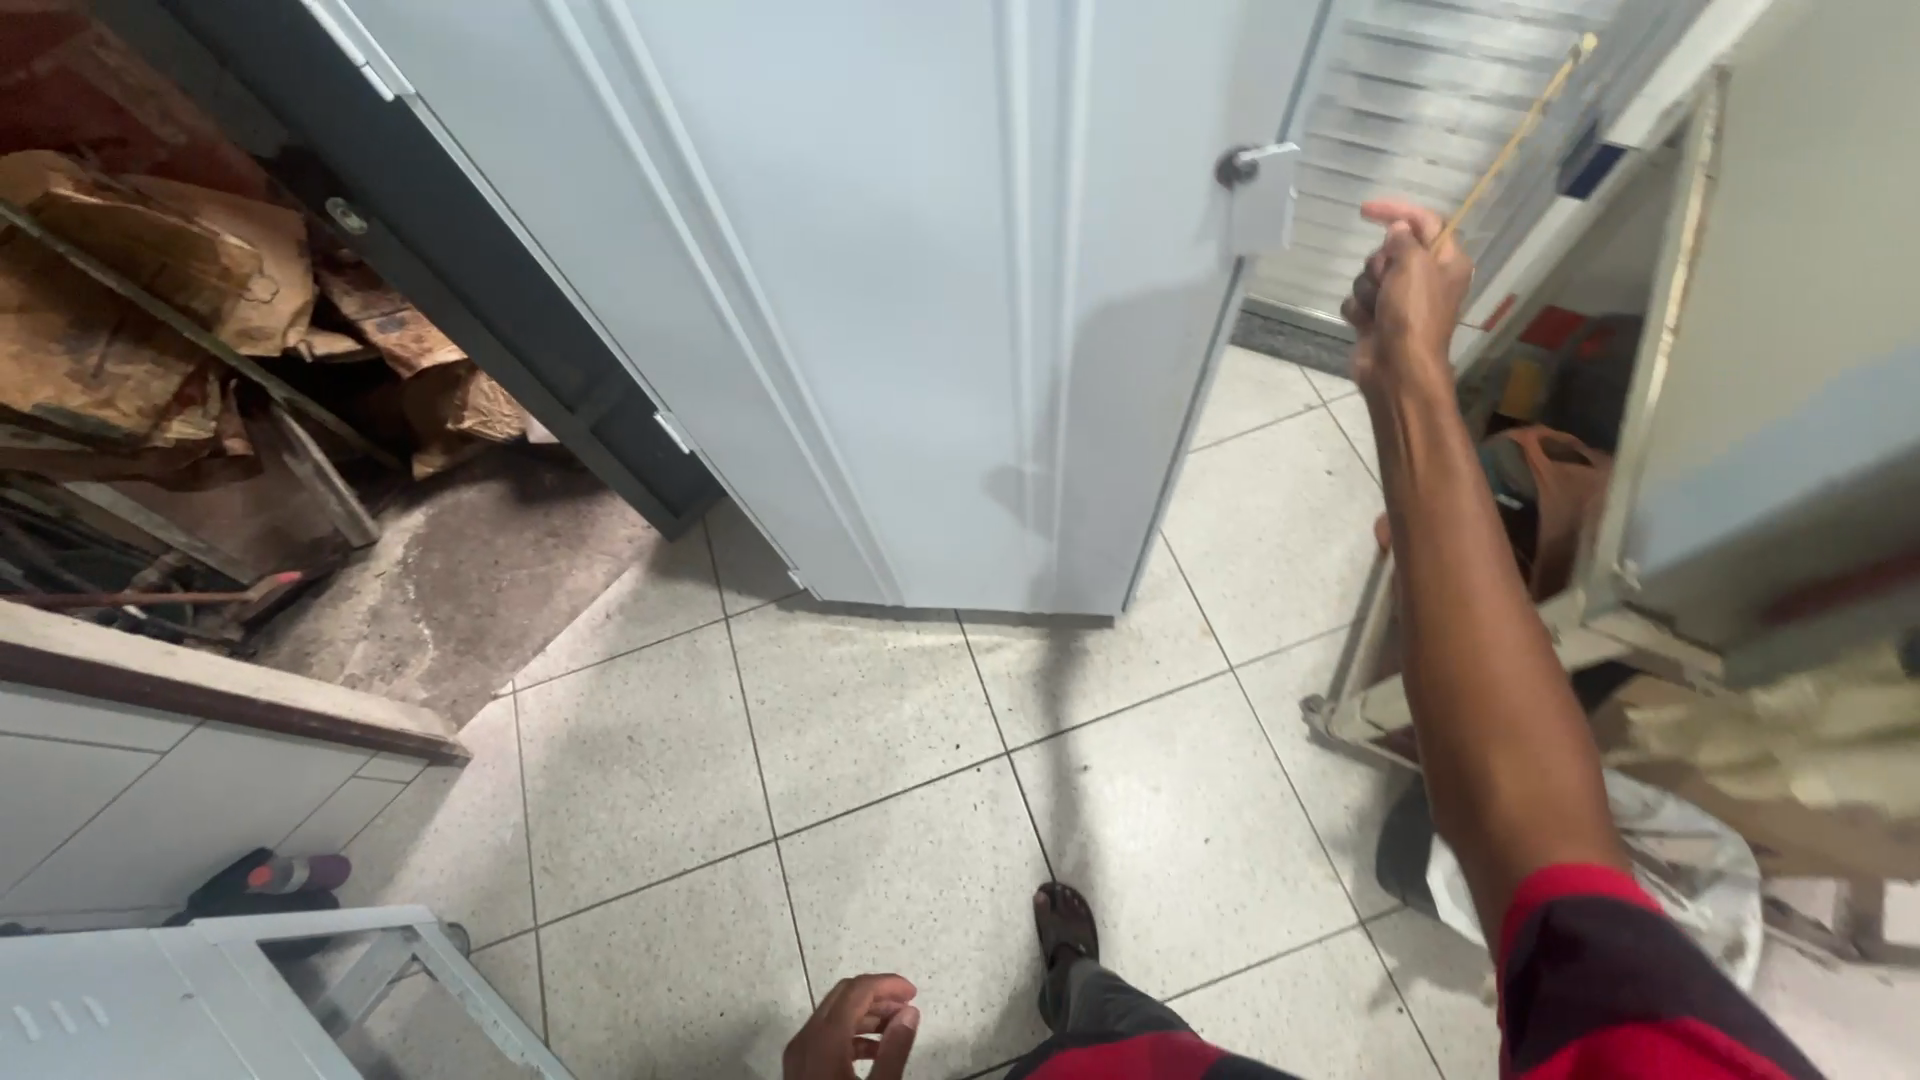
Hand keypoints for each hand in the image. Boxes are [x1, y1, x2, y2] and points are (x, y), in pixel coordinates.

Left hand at [783, 974, 919, 1079]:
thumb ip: (895, 1050)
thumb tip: (909, 1012)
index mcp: (824, 1039)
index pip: (857, 990)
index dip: (887, 984)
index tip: (914, 993)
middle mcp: (806, 1038)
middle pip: (844, 996)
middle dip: (878, 996)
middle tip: (907, 1007)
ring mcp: (798, 1054)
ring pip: (834, 1014)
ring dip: (867, 1014)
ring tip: (896, 1028)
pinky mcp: (799, 1069)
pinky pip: (826, 1035)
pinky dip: (852, 1033)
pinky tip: (875, 1051)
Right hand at [1341, 199, 1473, 395]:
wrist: (1397, 368)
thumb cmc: (1413, 315)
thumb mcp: (1414, 266)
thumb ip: (1404, 241)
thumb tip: (1396, 231)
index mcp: (1446, 261)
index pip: (1423, 222)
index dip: (1396, 211)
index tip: (1365, 210)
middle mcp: (1424, 278)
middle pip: (1389, 251)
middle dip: (1379, 264)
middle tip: (1386, 281)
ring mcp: (1398, 300)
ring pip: (1368, 277)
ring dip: (1366, 290)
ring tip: (1376, 310)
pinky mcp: (1375, 319)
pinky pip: (1356, 301)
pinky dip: (1357, 311)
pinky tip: (1365, 323)